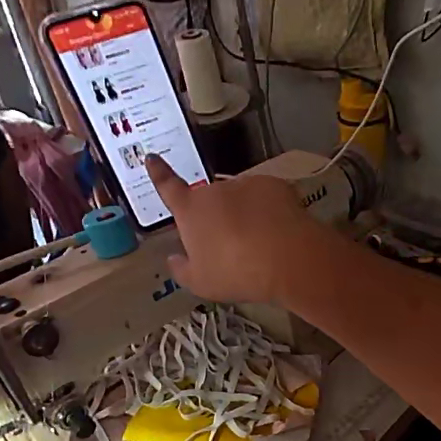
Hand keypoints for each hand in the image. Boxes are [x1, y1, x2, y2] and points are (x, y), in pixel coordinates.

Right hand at [146, 155, 332, 303]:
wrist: (288, 259)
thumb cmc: (237, 274)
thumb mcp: (201, 282)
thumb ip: (182, 269)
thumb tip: (174, 258)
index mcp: (191, 210)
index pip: (168, 187)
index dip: (159, 173)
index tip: (152, 157)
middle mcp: (216, 190)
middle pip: (213, 201)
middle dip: (220, 217)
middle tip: (234, 246)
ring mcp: (248, 184)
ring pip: (242, 198)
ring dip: (246, 213)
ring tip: (261, 243)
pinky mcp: (277, 185)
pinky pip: (267, 197)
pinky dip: (271, 210)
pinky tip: (279, 232)